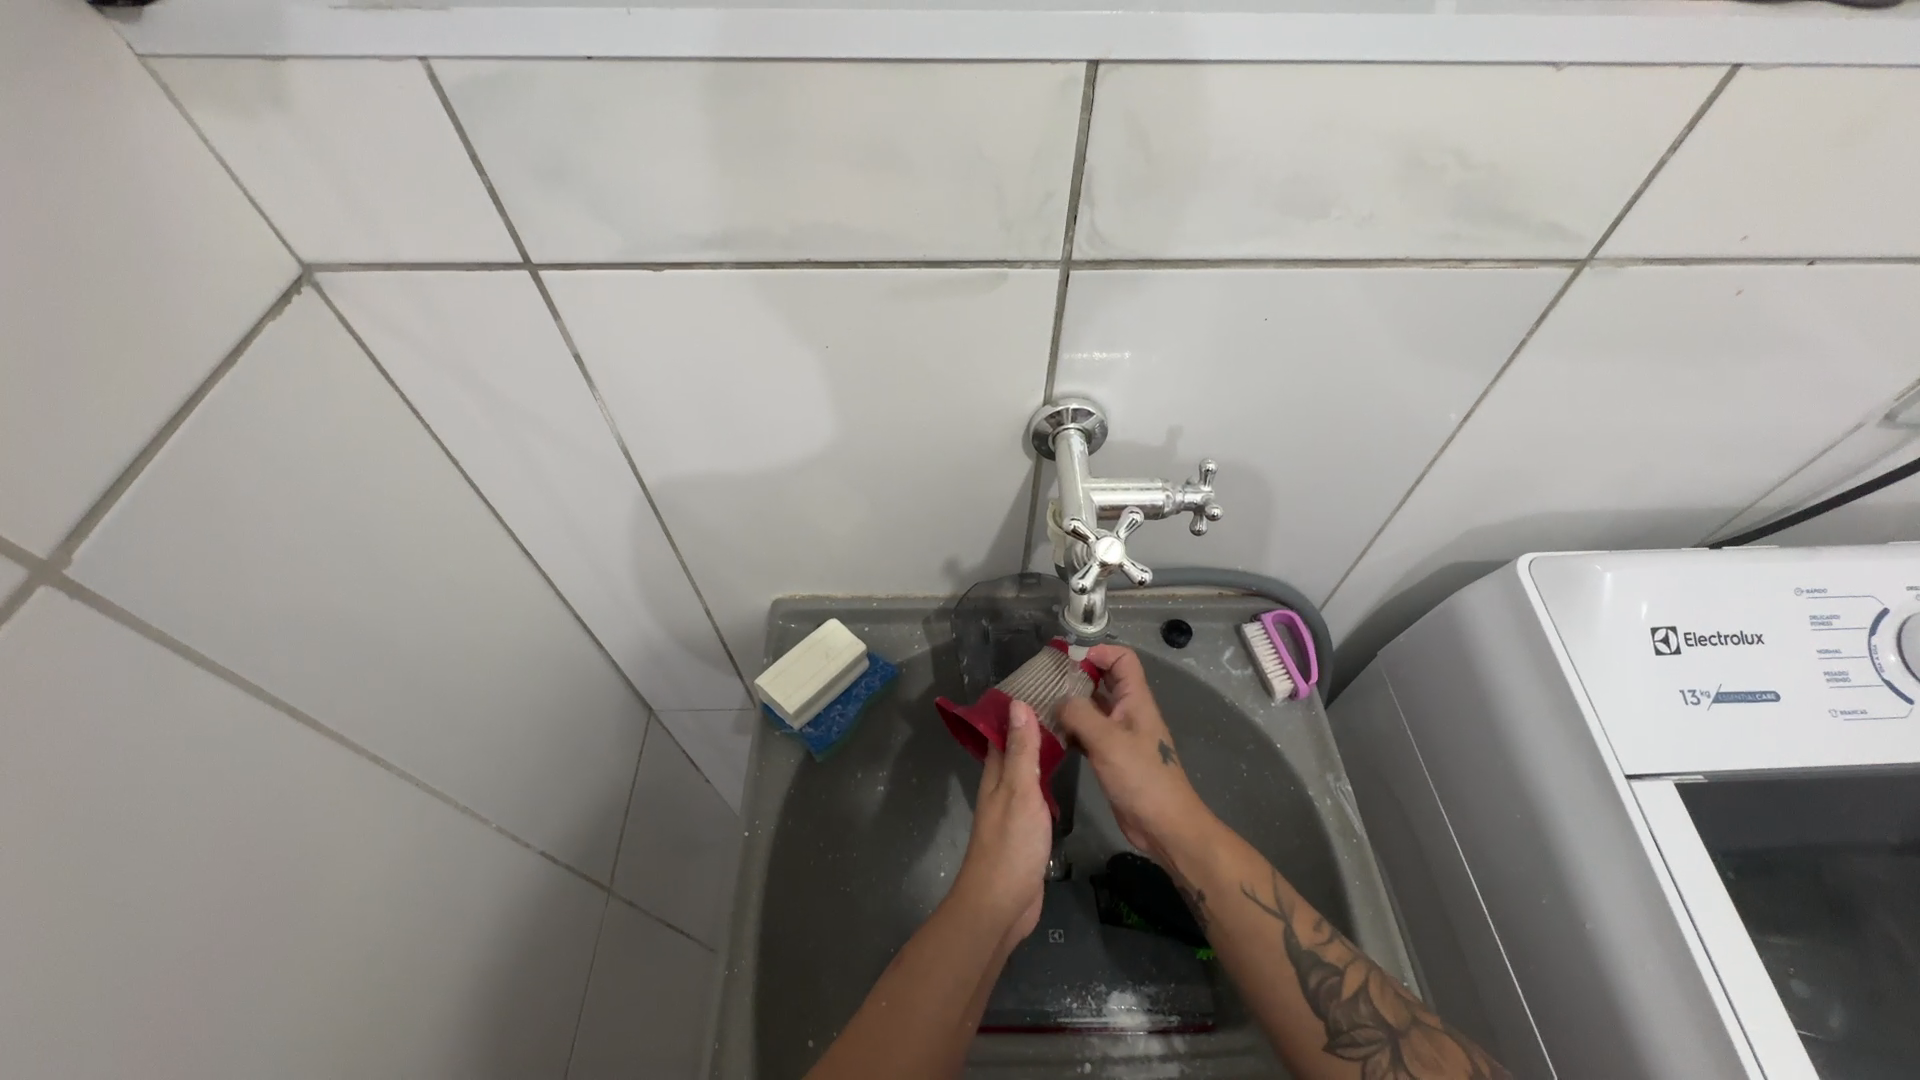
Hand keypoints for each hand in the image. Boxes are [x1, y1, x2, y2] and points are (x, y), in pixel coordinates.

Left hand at [950, 700, 1052, 947]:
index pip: (1002, 731)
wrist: (1002, 905)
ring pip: (1026, 772)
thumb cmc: (1010, 845)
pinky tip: (1064, 776)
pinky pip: (1036, 796)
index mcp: (995, 775)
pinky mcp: (1026, 831)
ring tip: (1069, 732)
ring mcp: (1013, 811)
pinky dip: (1047, 780)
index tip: (1039, 684)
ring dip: (1040, 753)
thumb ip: (1021, 751)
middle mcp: (1000, 788)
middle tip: (1064, 704)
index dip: (1016, 709)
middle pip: (1014, 750)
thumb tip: (1017, 704)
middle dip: (1032, 727)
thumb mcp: (1019, 792)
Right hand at [1056, 644, 1213, 865]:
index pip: (1122, 659)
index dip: (1099, 652)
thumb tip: (1057, 701)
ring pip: (1093, 708)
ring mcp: (1120, 735)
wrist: (1163, 824)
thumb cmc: (1141, 777)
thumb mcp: (1107, 740)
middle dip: (1078, 676)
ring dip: (1070, 704)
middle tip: (1045, 680)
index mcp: (1136, 700)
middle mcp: (1129, 712)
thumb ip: (1079, 714)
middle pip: (1104, 680)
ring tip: (1040, 704)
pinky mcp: (1111, 756)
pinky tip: (1050, 734)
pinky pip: (1088, 733)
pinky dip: (1071, 729)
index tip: (1069, 659)